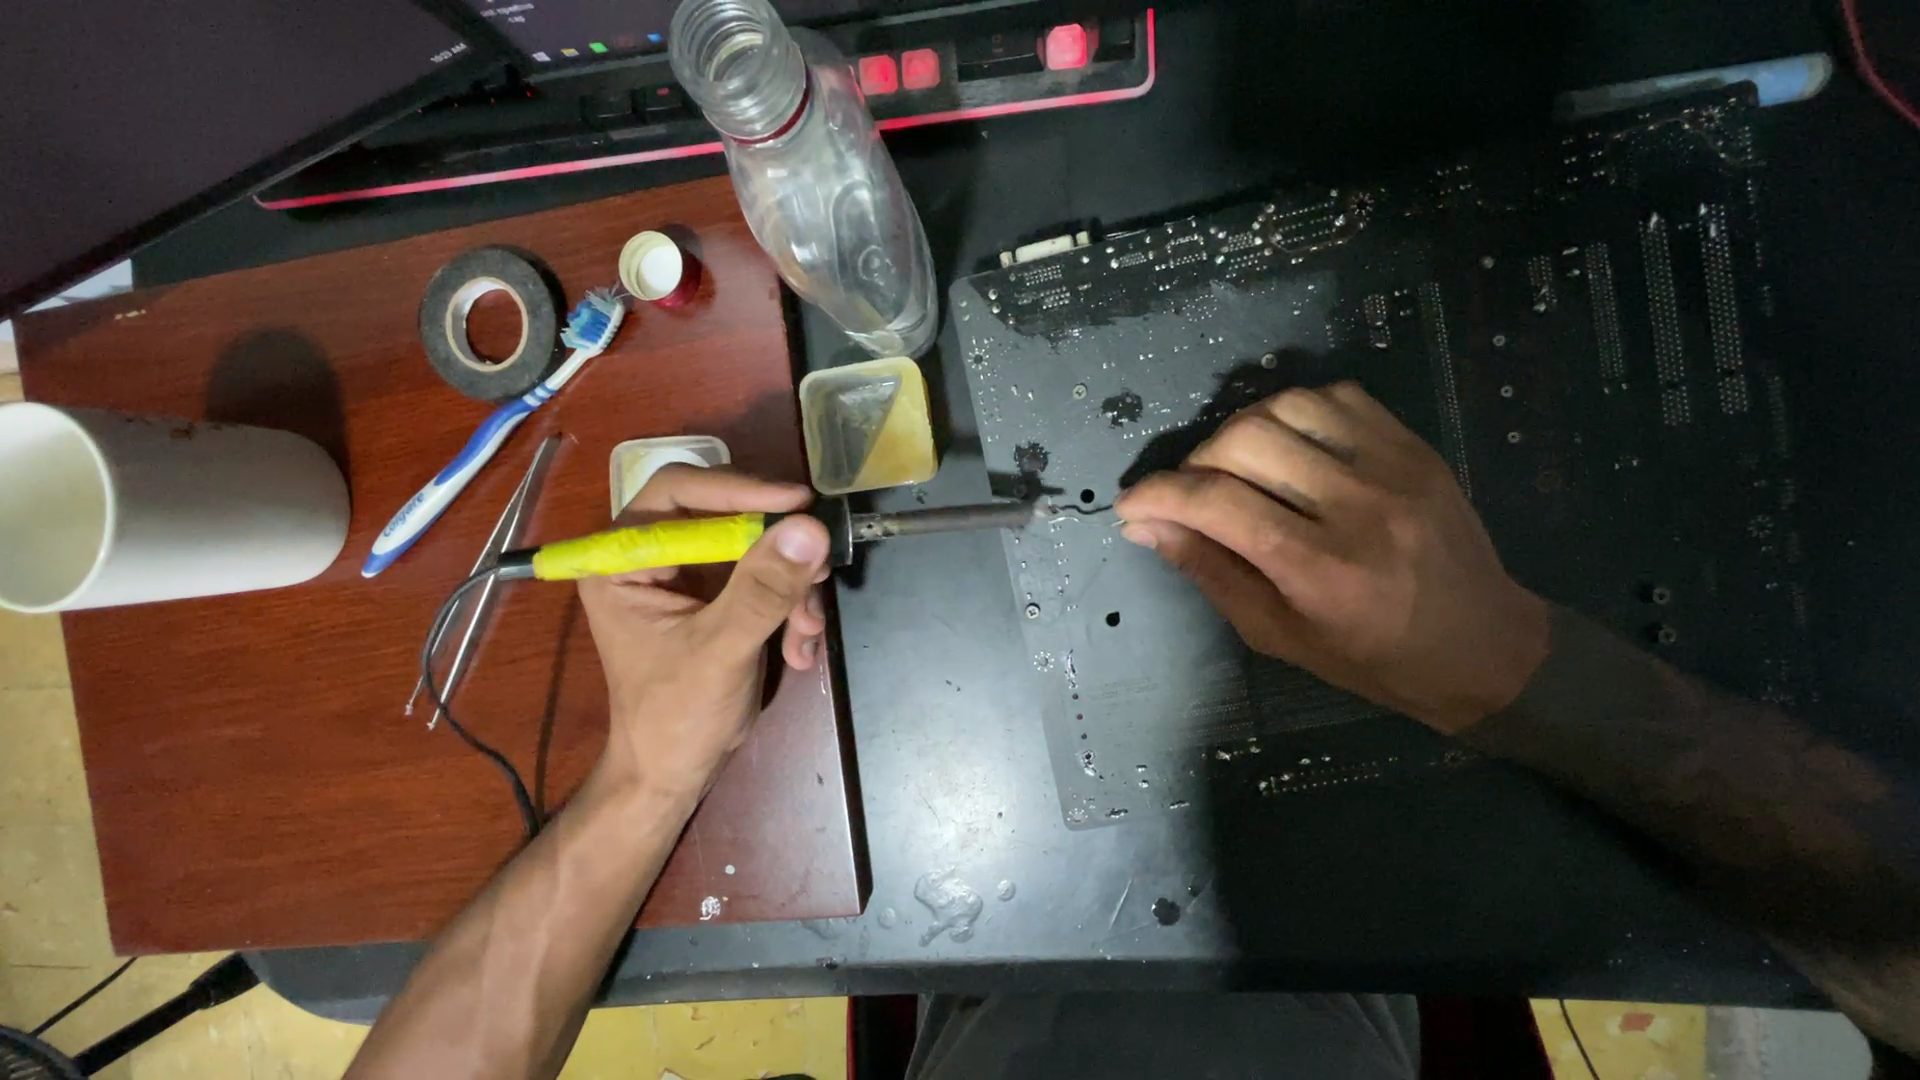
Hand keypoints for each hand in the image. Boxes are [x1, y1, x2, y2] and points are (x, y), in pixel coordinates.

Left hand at [577, 466, 830, 796]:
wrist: (675, 772)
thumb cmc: (674, 717)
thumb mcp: (720, 651)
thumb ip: (762, 590)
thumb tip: (810, 527)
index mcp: (623, 559)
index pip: (679, 490)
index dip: (739, 488)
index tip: (798, 504)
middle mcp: (656, 555)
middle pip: (728, 512)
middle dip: (777, 547)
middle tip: (817, 571)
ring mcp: (692, 575)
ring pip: (759, 544)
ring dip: (793, 584)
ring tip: (806, 630)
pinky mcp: (723, 595)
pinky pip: (771, 575)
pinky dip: (793, 605)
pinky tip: (799, 647)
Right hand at [1114, 381, 1550, 733]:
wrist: (1482, 645)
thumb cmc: (1370, 657)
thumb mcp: (1275, 633)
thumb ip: (1207, 572)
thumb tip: (1145, 525)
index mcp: (1320, 569)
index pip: (1217, 505)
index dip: (1158, 496)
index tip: (1131, 503)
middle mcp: (1358, 507)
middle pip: (1244, 442)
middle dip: (1194, 463)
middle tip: (1189, 494)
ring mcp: (1393, 467)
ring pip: (1284, 408)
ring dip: (1238, 432)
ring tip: (1233, 467)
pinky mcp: (1413, 445)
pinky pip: (1334, 397)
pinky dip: (1290, 412)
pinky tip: (1284, 445)